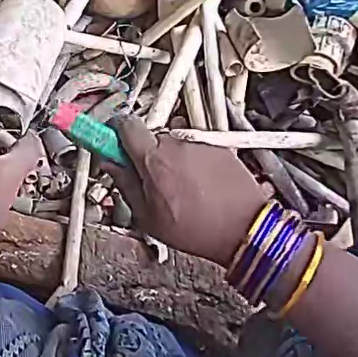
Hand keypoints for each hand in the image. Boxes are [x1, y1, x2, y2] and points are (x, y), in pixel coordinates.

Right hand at [106, 117, 270, 265]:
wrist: (248, 231)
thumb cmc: (200, 229)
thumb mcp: (148, 216)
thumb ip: (125, 184)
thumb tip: (110, 165)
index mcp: (153, 160)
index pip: (124, 125)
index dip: (114, 132)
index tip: (109, 141)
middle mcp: (176, 144)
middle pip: (149, 137)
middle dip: (145, 154)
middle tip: (150, 180)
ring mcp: (199, 144)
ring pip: (172, 144)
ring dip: (171, 160)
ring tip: (180, 188)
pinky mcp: (218, 147)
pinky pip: (194, 149)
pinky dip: (192, 163)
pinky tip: (199, 186)